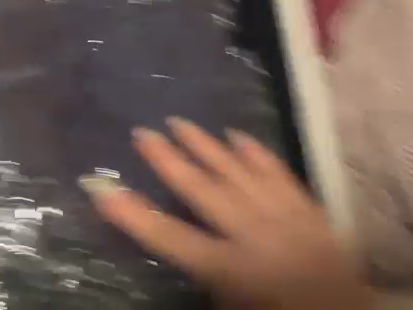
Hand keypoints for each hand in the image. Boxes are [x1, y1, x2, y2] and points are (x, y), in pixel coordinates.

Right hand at [85, 118, 370, 309]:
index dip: (133, 214)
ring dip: (205, 145)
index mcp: (231, 269)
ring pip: (236, 170)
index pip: (171, 237)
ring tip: (179, 122)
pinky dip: (254, 152)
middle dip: (168, 160)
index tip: (101, 189)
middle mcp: (253, 235)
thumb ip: (209, 279)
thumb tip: (181, 248)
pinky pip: (276, 172)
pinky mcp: (310, 210)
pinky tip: (237, 136)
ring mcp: (284, 216)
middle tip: (141, 132)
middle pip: (201, 189)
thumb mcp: (235, 307)